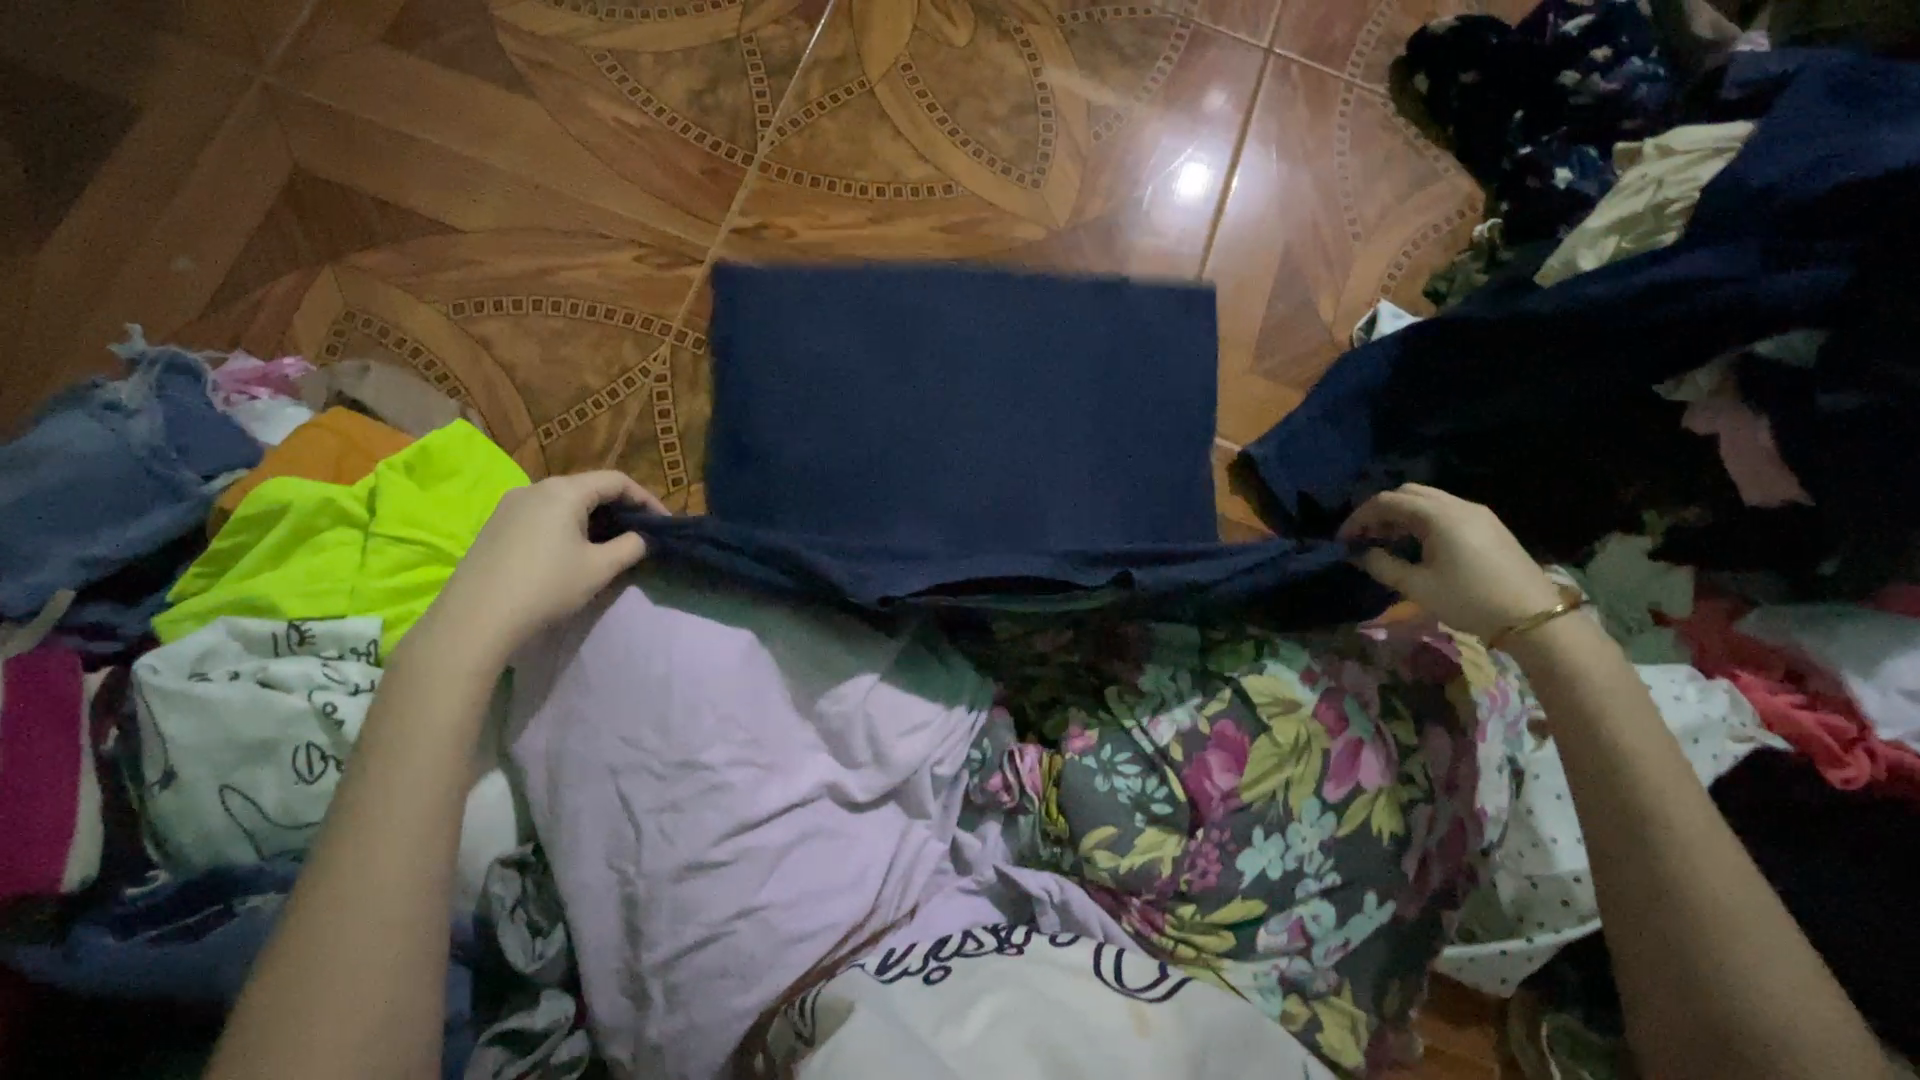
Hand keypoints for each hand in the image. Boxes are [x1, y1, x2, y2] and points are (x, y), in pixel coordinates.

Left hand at [425, 471, 667, 659]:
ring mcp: (510, 506)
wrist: (476, 618)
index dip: (646, 499)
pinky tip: (572, 552)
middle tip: (640, 534)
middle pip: (589, 488)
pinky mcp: (496, 526)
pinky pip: (542, 515)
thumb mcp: (599, 569)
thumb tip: (641, 539)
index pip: (616, 481)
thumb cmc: (546, 587)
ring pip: (564, 502)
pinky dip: (567, 526)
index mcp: (564, 491)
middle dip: (619, 509)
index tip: (663, 524)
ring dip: (593, 518)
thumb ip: (629, 547)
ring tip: (610, 545)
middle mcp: (535, 488)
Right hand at [1339, 483, 1561, 640]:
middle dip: (1379, 511)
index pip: (1387, 501)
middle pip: (1407, 493)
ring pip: (1428, 500)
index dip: (1359, 517)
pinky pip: (1445, 510)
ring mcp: (1477, 513)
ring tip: (1386, 541)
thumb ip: (1383, 566)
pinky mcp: (1488, 525)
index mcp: (1439, 516)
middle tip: (1364, 537)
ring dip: (1401, 514)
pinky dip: (1422, 519)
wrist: (1533, 617)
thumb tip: (1361, 554)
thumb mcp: (1418, 588)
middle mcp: (1458, 505)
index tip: (1343, 540)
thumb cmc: (1470, 601)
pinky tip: (1416, 544)